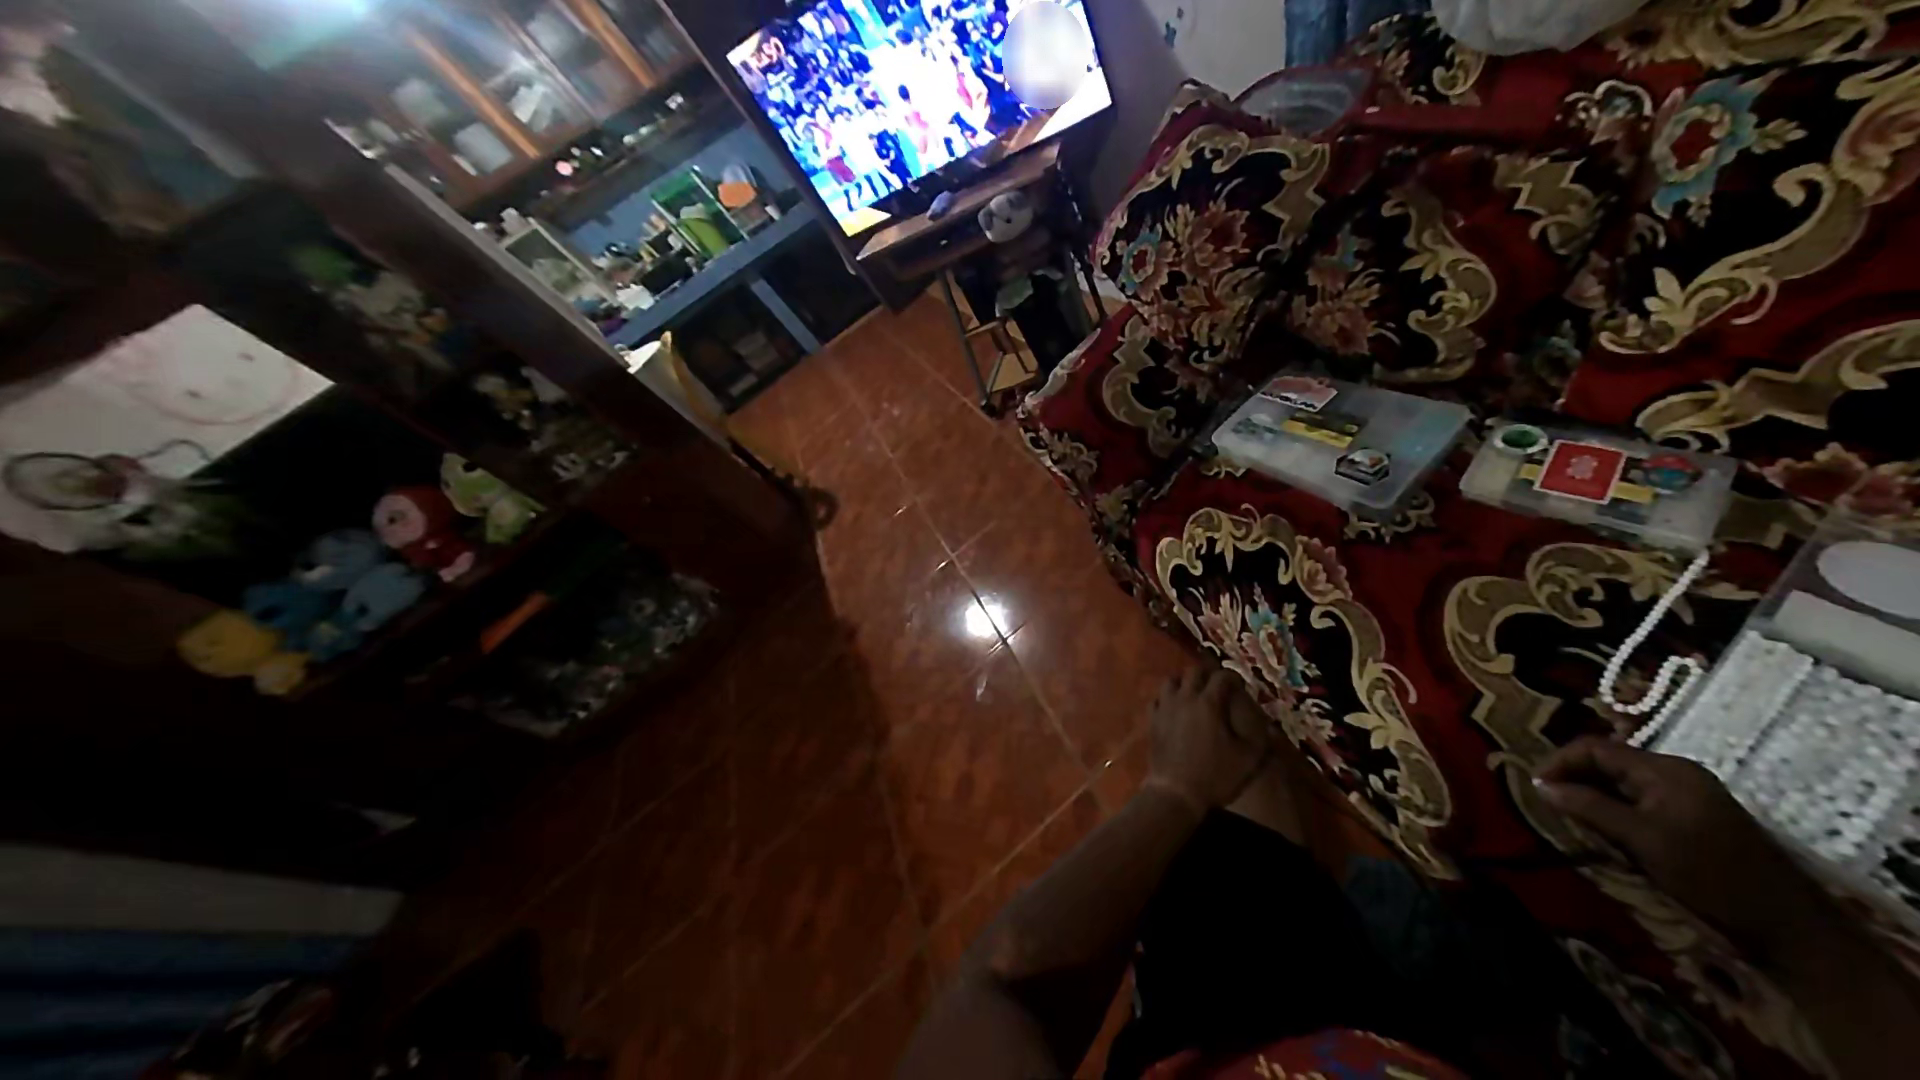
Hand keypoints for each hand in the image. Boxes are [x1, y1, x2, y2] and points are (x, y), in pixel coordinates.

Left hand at [1145, 667, 1273, 811]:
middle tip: (1217, 685)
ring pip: (1171, 681)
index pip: (1221, 676)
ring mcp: (1164, 708)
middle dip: (1207, 674)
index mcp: (1208, 703)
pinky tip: (1174, 708)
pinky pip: (1157, 699)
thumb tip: (1266, 723)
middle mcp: (1184, 698)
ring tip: (1194, 693)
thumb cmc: (1215, 775)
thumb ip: (1259, 736)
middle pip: (1193, 671)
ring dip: (1184, 682)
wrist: (1176, 792)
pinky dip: (1167, 698)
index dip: (1233, 677)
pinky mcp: (1152, 720)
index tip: (1239, 685)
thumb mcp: (1247, 759)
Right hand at [1534, 737, 1825, 949]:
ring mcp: (1687, 794)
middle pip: (1607, 761)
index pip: (1595, 748)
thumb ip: (1589, 807)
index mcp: (1666, 770)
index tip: (1534, 786)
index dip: (1559, 762)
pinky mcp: (1692, 816)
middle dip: (1573, 778)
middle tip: (1547, 802)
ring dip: (1591, 794)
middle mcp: (1676, 773)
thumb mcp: (1642, 839)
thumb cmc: (1712, 876)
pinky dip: (1612, 808)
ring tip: (1568, 815)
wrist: (1790, 927)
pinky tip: (1602, 827)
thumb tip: (1540, 785)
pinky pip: (1638, 799)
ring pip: (1620, 781)